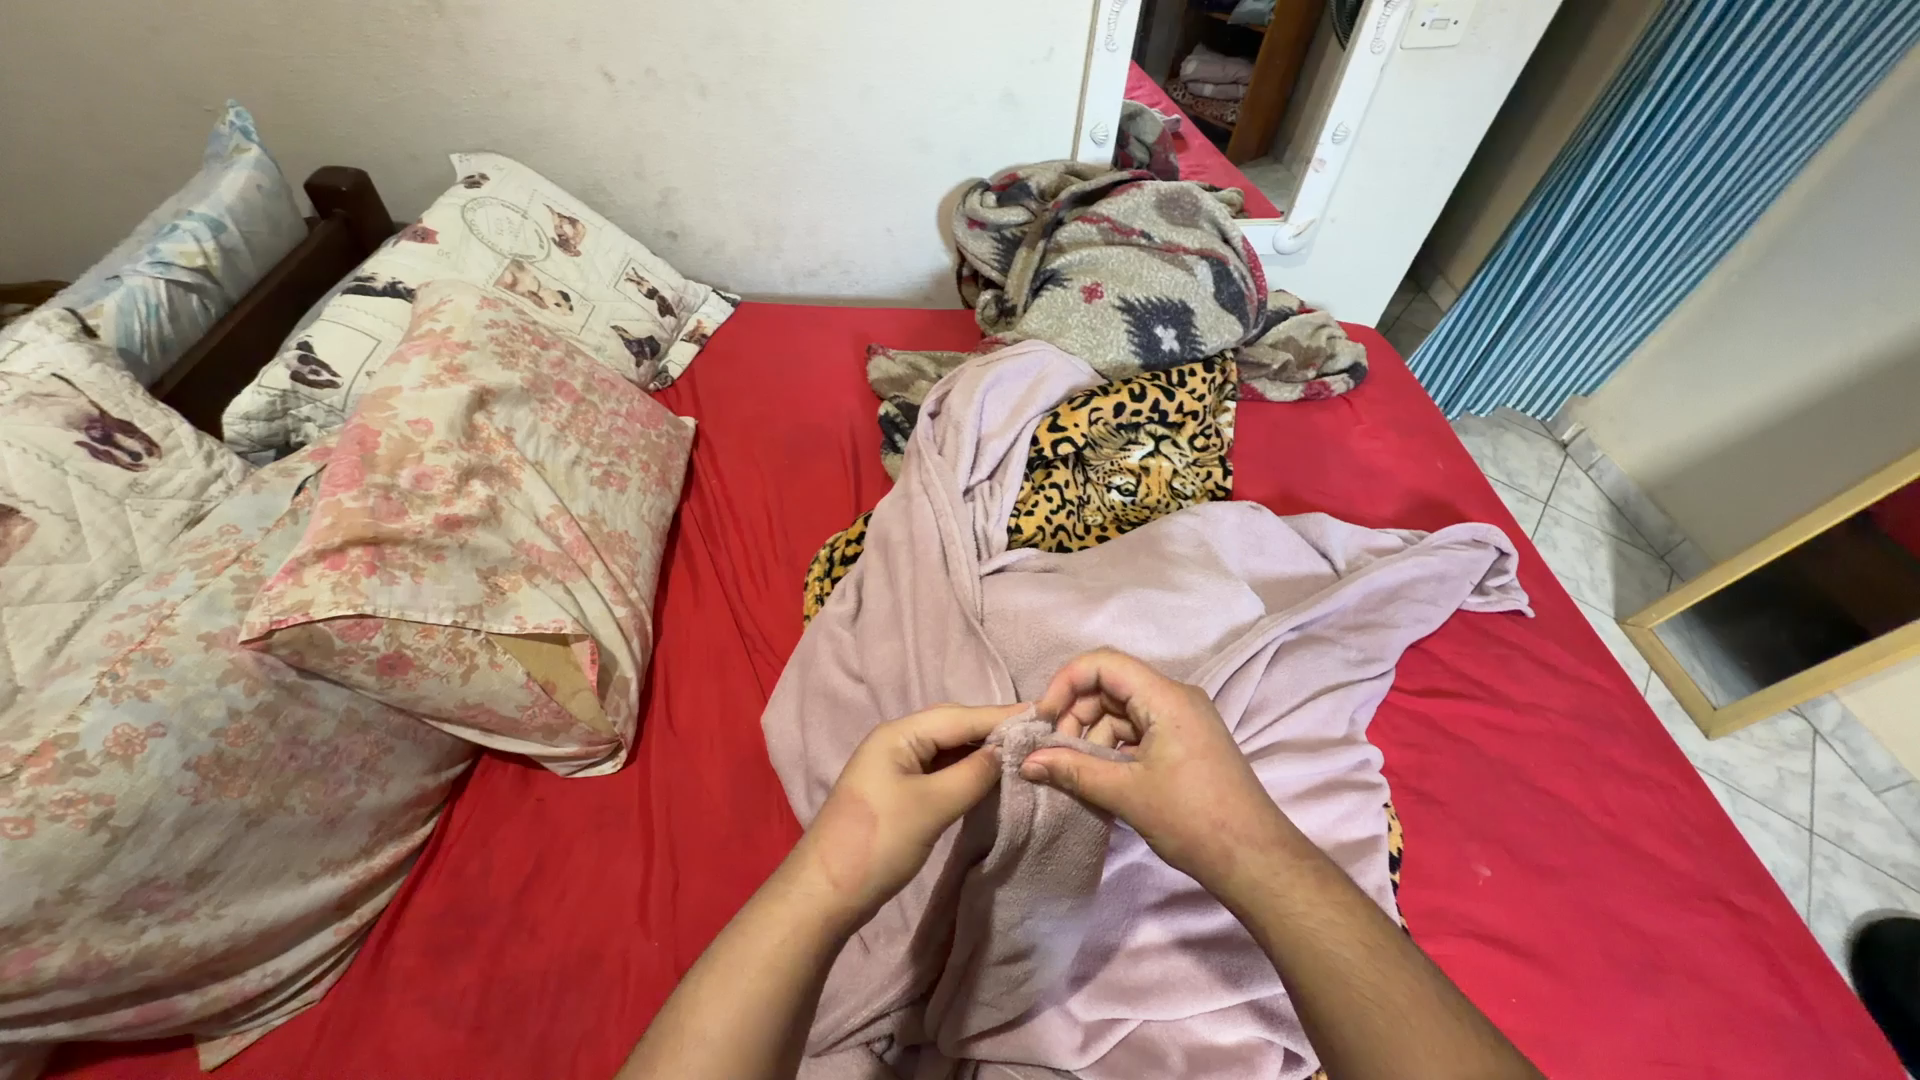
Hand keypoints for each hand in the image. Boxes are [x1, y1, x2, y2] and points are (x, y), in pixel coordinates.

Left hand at [786, 703, 1021, 925]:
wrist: (827, 893)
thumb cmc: (877, 843)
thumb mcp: (931, 807)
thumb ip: (972, 775)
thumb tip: (1006, 752)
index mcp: (899, 734)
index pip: (960, 717)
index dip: (1001, 717)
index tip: (1044, 715)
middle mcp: (897, 742)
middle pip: (954, 727)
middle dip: (993, 730)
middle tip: (1038, 735)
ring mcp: (897, 767)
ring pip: (948, 749)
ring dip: (982, 751)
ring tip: (1023, 753)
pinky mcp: (901, 792)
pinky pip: (941, 770)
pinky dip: (967, 771)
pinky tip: (991, 777)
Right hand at [1020, 649, 1295, 895]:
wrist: (1256, 860)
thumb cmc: (1193, 820)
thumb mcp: (1126, 793)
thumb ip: (1072, 770)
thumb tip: (1027, 762)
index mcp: (1166, 697)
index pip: (1103, 664)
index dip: (1066, 683)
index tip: (1045, 720)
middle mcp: (1175, 698)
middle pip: (1110, 685)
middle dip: (1077, 714)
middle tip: (1055, 753)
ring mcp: (1182, 720)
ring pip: (1121, 710)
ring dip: (1093, 735)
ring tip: (1075, 771)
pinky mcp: (1184, 742)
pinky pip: (1137, 730)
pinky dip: (1113, 748)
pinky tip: (1098, 776)